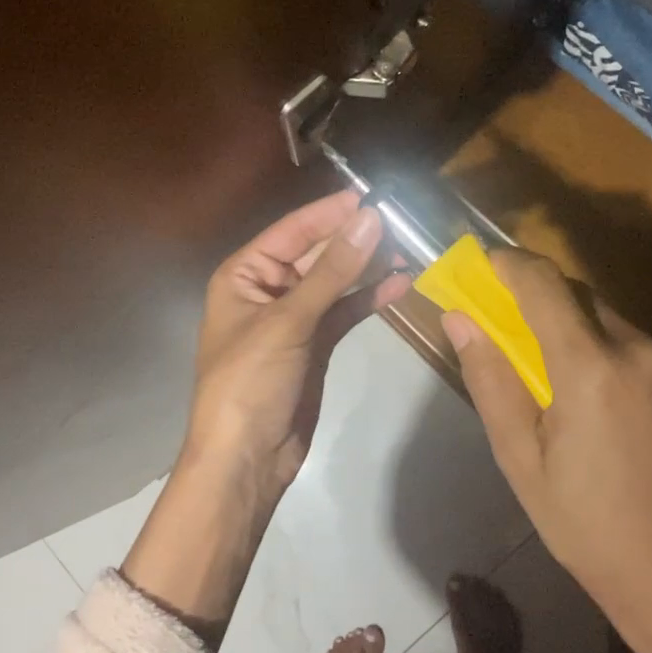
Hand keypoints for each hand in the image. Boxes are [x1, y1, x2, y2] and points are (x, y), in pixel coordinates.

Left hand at [184, 190, 411, 491]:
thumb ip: (332, 272)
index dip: (329, 213)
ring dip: (366, 267)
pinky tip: (399, 284)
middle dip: (353, 238)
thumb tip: (369, 218)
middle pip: (314, 254)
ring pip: (333, 283)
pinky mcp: (314, 345)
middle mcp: (266, 291)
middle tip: (401, 218)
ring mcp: (292, 320)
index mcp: (243, 275)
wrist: (246, 458)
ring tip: (408, 246)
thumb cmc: (251, 381)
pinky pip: (342, 313)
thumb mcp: (288, 321)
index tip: (372, 194)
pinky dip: (367, 299)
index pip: (291, 232)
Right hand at [440, 248, 651, 640]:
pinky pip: (645, 350)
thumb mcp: (520, 460)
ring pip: (614, 324)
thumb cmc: (588, 527)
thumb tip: (459, 318)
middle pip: (580, 299)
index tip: (482, 262)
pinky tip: (606, 407)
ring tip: (560, 385)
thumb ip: (490, 380)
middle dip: (540, 304)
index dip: (508, 264)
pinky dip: (614, 357)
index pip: (543, 284)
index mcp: (591, 368)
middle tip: (509, 333)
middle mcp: (644, 350)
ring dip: (579, 334)